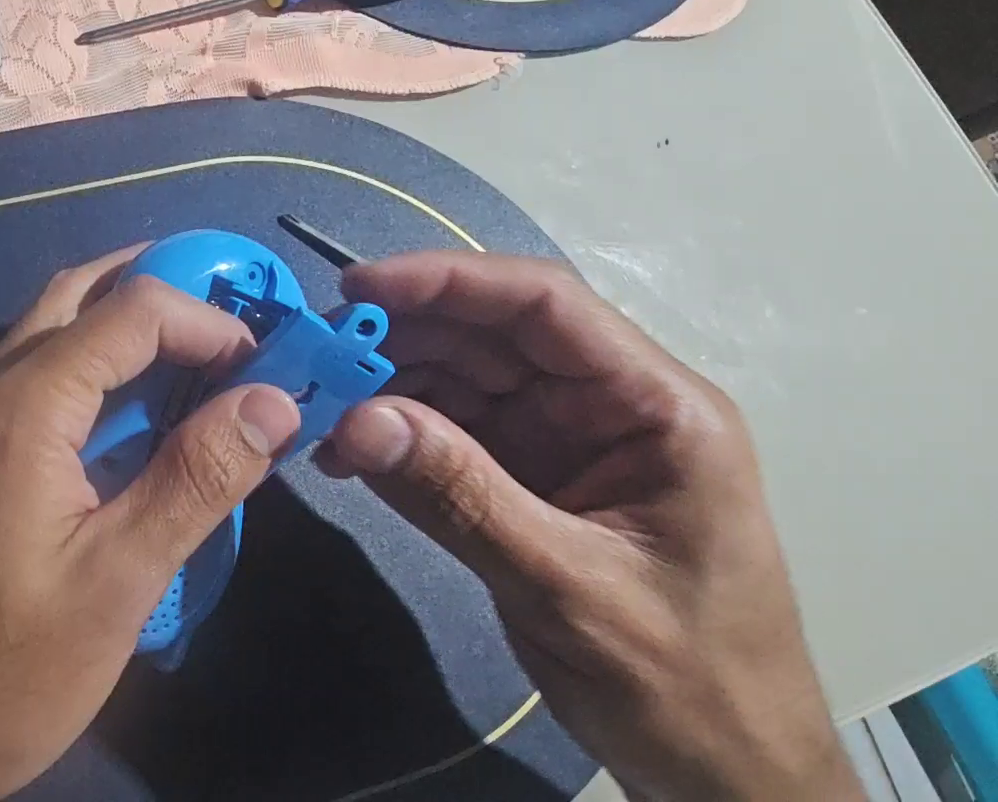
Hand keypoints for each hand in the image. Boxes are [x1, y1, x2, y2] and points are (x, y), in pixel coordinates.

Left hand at [0, 246, 301, 801]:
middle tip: (236, 325)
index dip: (207, 324)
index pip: (131, 311)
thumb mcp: (120, 578)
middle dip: (162, 291)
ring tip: (203, 354)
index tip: (267, 370)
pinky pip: (39, 371)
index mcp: (24, 404)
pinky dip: (98, 362)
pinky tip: (142, 407)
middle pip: (80, 294)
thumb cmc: (11, 666)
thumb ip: (197, 477)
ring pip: (54, 326)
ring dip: (128, 321)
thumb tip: (275, 399)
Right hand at [315, 252, 861, 801]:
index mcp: (653, 406)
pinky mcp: (518, 472)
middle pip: (485, 335)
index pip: (543, 306)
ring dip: (382, 385)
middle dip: (397, 337)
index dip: (446, 282)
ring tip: (317, 410)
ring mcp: (555, 436)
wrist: (720, 770)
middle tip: (313, 356)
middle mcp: (600, 403)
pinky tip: (342, 452)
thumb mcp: (568, 587)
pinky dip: (388, 432)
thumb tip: (354, 419)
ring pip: (453, 377)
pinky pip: (441, 429)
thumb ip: (460, 496)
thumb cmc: (683, 681)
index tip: (357, 289)